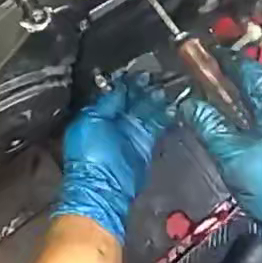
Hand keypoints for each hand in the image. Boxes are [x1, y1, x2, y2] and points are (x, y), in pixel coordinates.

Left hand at [53, 73, 172, 239]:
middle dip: (145, 88)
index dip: (128, 81)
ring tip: (165, 91)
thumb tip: (118, 86)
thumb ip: (106, 102)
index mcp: (98, 114)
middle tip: (155, 78)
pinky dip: (166, 116)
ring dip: (157, 100)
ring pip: (148, 110)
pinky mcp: (146, 145)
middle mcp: (116, 122)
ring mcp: (132, 133)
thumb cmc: (89, 158)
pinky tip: (171, 107)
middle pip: (134, 99)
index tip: (139, 72)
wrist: (103, 190)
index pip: (116, 91)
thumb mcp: (90, 121)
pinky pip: (158, 125)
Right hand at [180, 55, 261, 262]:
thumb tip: (190, 103)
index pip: (246, 68)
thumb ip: (209, 126)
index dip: (221, 63)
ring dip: (255, 102)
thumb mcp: (234, 161)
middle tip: (212, 93)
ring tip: (233, 118)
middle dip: (236, 85)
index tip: (204, 60)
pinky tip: (260, 136)